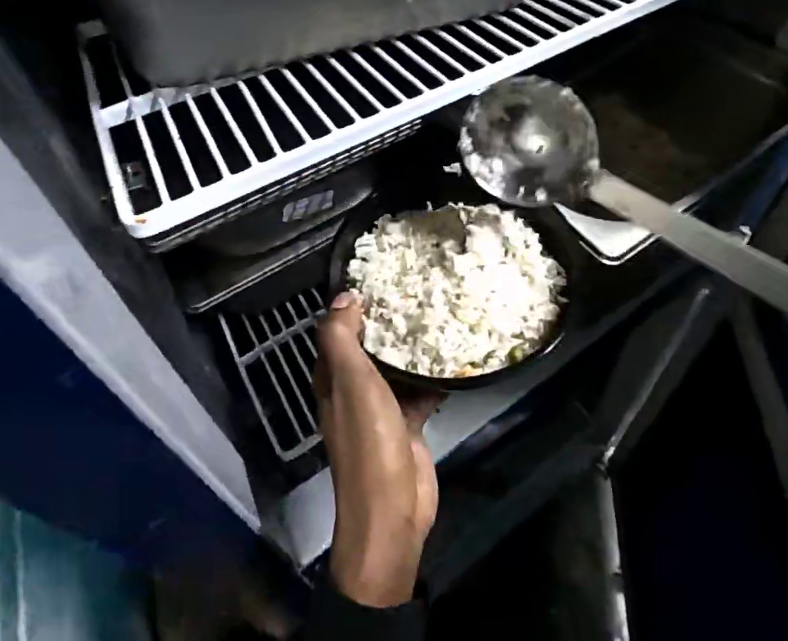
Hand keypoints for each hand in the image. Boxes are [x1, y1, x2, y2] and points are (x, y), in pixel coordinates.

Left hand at [316, 291, 442, 606]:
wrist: (393, 509)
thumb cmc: (368, 439)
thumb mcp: (350, 381)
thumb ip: (342, 337)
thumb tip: (344, 295)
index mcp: (333, 378)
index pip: (338, 332)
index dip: (352, 306)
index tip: (377, 278)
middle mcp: (353, 389)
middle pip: (369, 347)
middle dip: (387, 322)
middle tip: (415, 290)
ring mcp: (382, 408)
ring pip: (396, 368)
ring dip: (411, 347)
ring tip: (436, 314)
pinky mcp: (408, 425)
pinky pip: (419, 392)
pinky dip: (433, 377)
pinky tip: (454, 357)